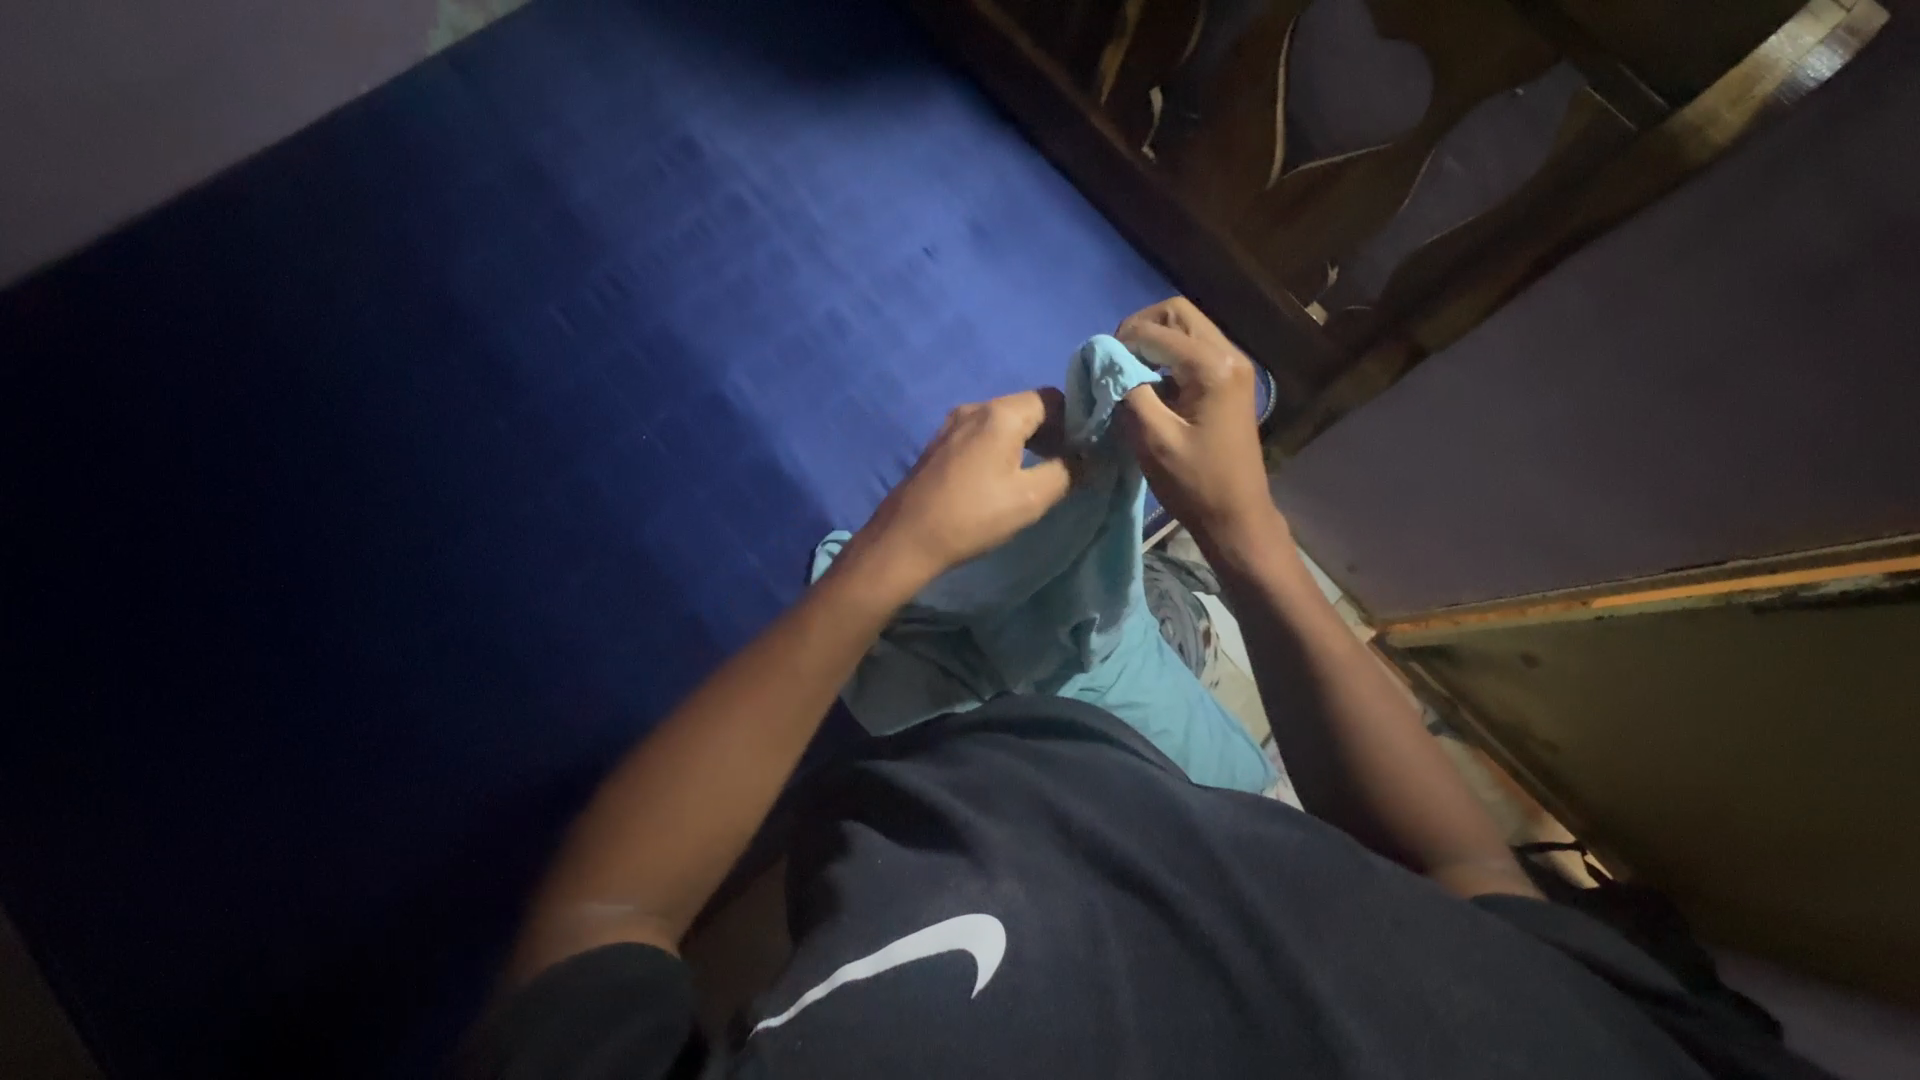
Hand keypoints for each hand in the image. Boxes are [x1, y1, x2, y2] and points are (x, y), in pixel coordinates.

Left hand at [844, 389, 1073, 593]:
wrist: (906, 538)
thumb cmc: (973, 516)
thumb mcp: (1030, 499)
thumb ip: (1067, 472)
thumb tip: (1089, 459)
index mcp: (1000, 414)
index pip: (1052, 398)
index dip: (1076, 419)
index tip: (1088, 448)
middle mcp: (974, 408)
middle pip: (1026, 407)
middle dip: (1053, 430)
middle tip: (1070, 463)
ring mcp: (951, 425)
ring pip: (1003, 421)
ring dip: (1028, 439)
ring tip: (1042, 472)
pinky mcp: (939, 445)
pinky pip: (981, 434)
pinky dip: (1002, 446)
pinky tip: (1006, 476)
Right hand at [1117, 298, 1284, 547]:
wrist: (1235, 516)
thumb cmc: (1194, 483)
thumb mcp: (1152, 439)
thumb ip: (1128, 392)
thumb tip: (1110, 364)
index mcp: (1213, 367)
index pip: (1156, 330)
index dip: (1121, 343)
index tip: (1100, 370)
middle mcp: (1229, 355)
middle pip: (1177, 313)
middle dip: (1140, 329)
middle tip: (1117, 361)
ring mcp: (1233, 366)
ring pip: (1186, 328)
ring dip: (1154, 342)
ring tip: (1130, 374)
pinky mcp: (1230, 381)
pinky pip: (1194, 350)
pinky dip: (1167, 357)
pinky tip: (1151, 386)